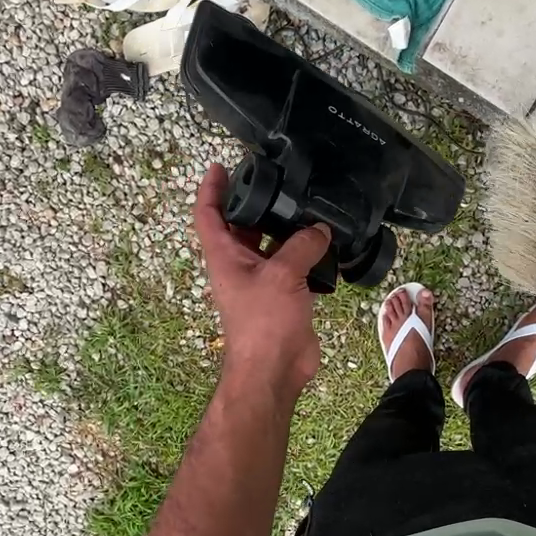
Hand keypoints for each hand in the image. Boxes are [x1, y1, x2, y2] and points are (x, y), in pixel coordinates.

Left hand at [194, 164, 330, 398]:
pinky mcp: (285, 298)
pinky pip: (294, 268)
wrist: (274, 369)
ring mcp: (262, 283)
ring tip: (307, 205)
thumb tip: (320, 229)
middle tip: (279, 180)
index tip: (220, 166)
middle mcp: (240, 266)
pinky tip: (326, 243)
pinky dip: (307, 255)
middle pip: (243, 226)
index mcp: (225, 257)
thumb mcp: (282, 274)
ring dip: (286, 229)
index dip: (211, 189)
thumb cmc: (264, 321)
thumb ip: (302, 245)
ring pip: (272, 247)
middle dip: (257, 204)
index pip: (209, 215)